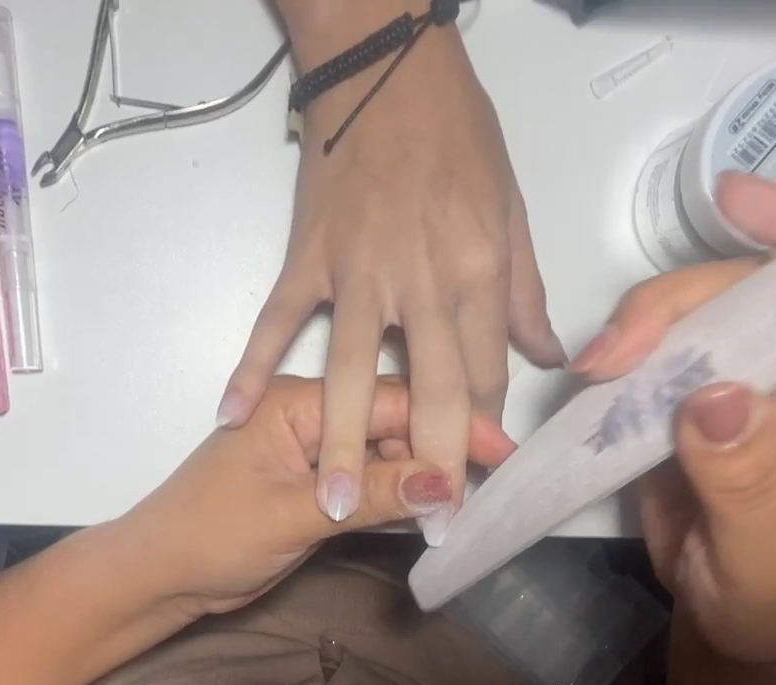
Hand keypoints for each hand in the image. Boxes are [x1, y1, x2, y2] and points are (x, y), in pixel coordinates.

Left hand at [122, 375, 512, 615]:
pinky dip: (397, 502)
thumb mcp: (292, 513)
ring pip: (384, 459)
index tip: (498, 451)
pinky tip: (433, 515)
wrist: (162, 577)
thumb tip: (445, 484)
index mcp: (296, 401)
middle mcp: (312, 419)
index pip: (385, 402)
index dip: (444, 427)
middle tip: (492, 483)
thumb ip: (368, 497)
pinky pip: (368, 488)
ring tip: (473, 500)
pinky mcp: (316, 493)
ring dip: (421, 481)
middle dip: (438, 455)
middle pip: (391, 426)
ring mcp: (314, 457)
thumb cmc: (211, 534)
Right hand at [218, 12, 563, 541]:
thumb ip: (524, 290)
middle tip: (428, 531)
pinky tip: (232, 414)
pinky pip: (276, 320)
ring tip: (334, 506)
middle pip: (430, 388)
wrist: (384, 62)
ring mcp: (356, 271)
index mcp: (478, 266)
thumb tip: (543, 355)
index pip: (484, 370)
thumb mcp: (510, 205)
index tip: (476, 483)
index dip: (482, 431)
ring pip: (351, 370)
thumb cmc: (456, 132)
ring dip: (341, 442)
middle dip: (431, 464)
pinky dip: (251, 365)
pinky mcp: (306, 259)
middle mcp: (421, 279)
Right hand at [569, 175, 775, 663]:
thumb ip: (751, 486)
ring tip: (589, 374)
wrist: (736, 630)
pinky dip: (613, 366)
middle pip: (746, 298)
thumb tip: (717, 392)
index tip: (734, 204)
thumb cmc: (775, 606)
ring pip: (689, 324)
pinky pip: (647, 368)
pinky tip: (585, 384)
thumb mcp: (771, 565)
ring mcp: (731, 396)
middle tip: (606, 358)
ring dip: (636, 333)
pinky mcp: (678, 416)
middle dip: (675, 304)